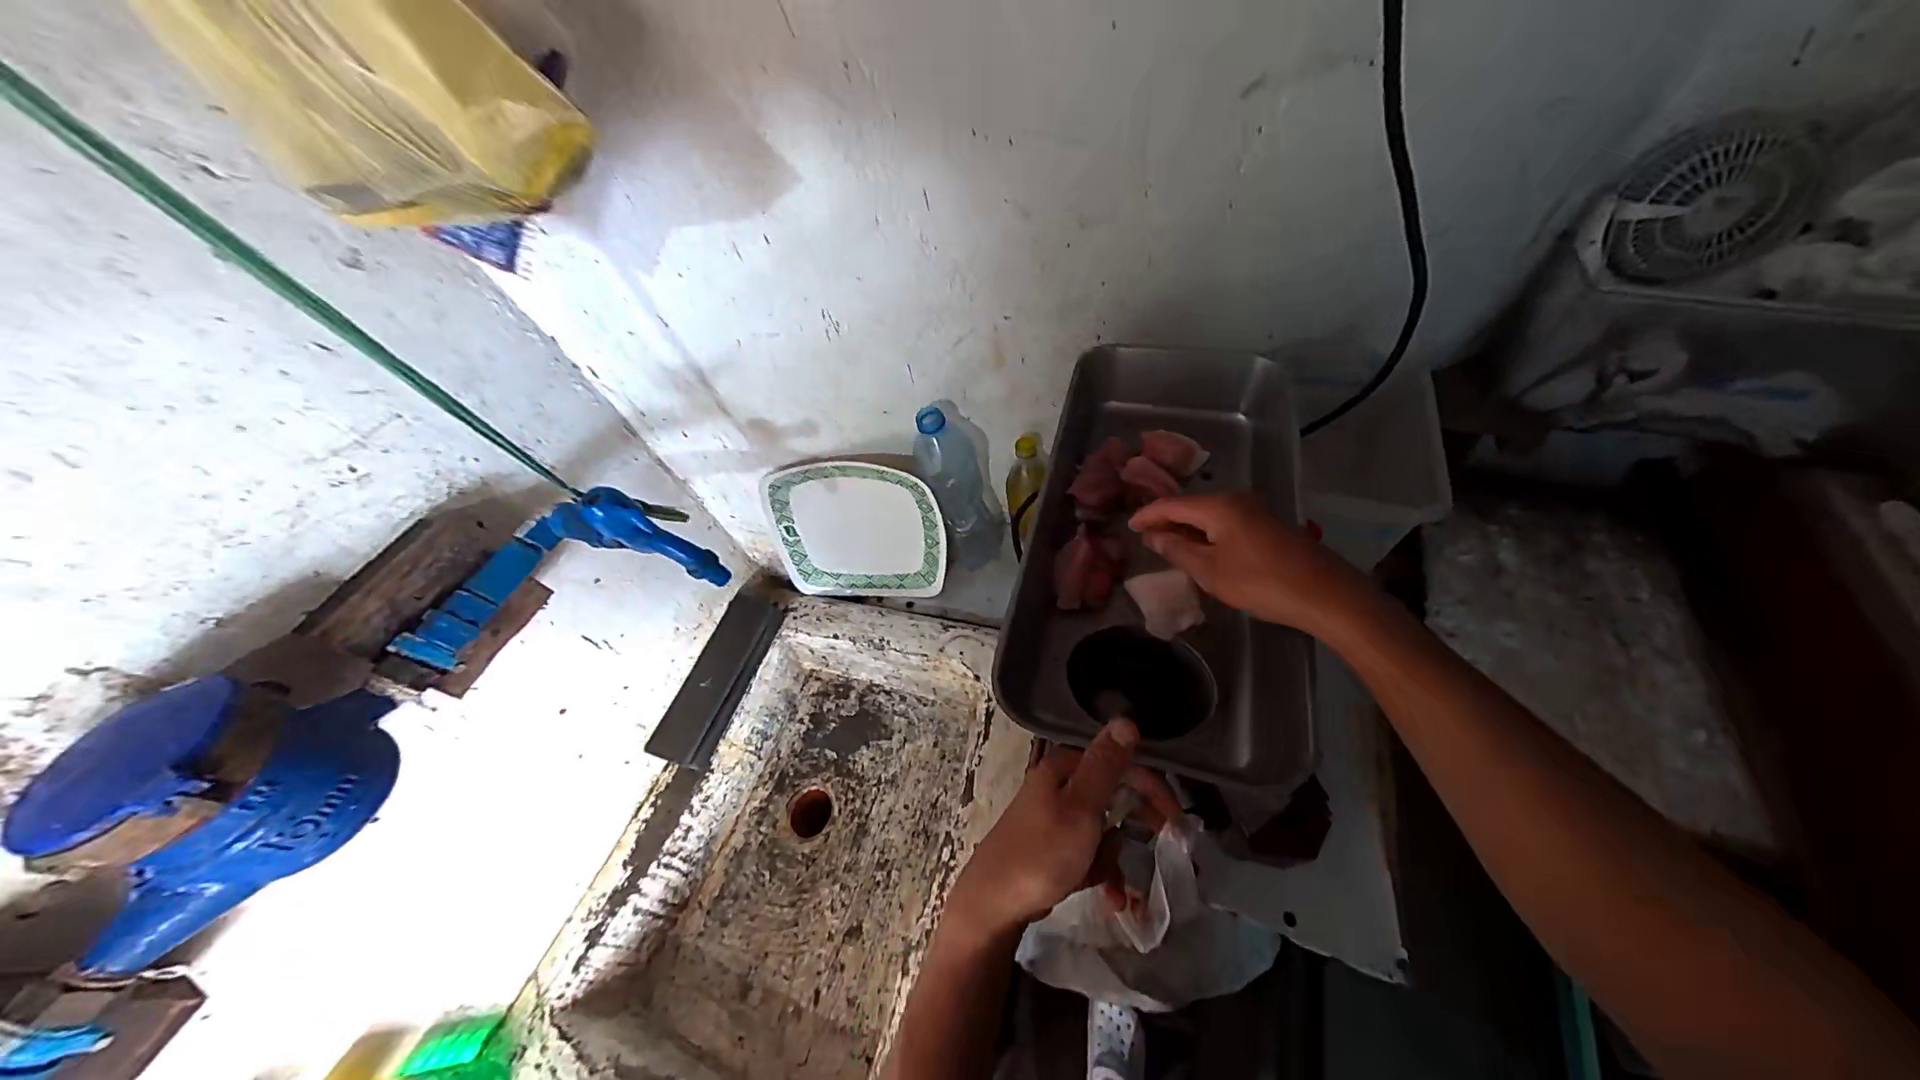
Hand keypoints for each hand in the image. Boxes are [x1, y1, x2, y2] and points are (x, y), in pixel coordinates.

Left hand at [943, 720, 1175, 939]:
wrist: (992, 904)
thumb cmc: (1041, 854)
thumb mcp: (1080, 808)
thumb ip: (1105, 766)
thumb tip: (1126, 719)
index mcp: (1063, 769)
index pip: (1119, 765)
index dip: (1152, 789)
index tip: (1177, 822)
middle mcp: (1057, 786)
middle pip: (1112, 797)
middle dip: (1136, 827)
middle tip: (1162, 850)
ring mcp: (1052, 817)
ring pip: (1102, 830)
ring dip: (1116, 860)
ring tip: (1120, 891)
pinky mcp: (1050, 847)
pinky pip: (1086, 853)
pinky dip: (1099, 873)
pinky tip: (1108, 898)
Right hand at [1129, 494, 1371, 635]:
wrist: (1324, 594)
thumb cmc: (1260, 582)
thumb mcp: (1210, 571)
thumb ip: (1177, 550)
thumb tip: (1153, 536)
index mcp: (1218, 506)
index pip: (1171, 504)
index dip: (1147, 514)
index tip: (1128, 526)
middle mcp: (1236, 499)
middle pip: (1191, 505)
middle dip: (1167, 519)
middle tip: (1145, 536)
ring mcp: (1255, 510)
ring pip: (1209, 514)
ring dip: (1188, 527)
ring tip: (1168, 544)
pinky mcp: (1267, 525)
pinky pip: (1225, 522)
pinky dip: (1207, 532)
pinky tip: (1201, 549)